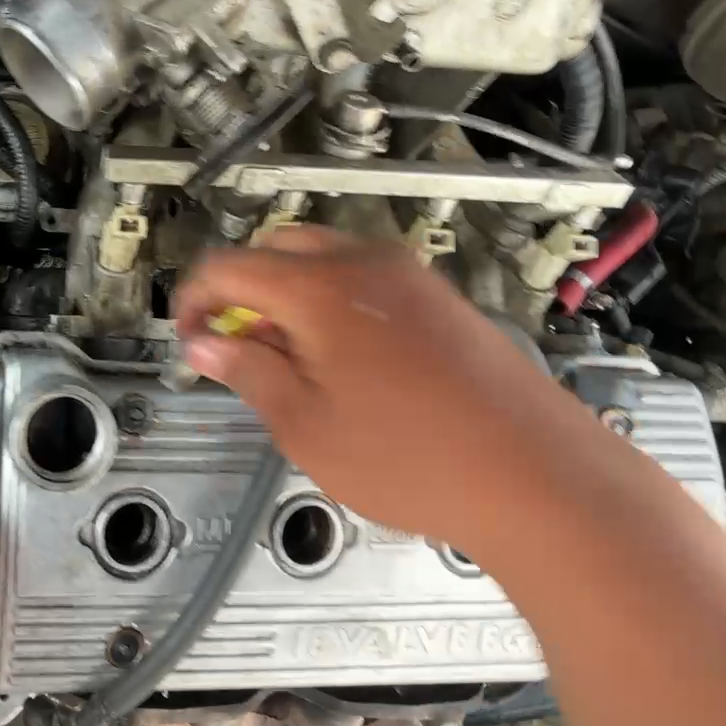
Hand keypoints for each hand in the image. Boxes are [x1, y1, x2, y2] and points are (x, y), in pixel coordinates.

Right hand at [174, 226, 607, 548]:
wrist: (539, 477)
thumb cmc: (412, 459)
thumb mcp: (305, 425)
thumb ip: (248, 371)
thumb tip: (206, 343)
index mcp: (320, 288)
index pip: (229, 267)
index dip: (193, 300)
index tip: (187, 340)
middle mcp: (365, 265)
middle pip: (277, 249)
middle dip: (243, 291)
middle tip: (237, 348)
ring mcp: (409, 278)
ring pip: (324, 260)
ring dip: (288, 295)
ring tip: (291, 361)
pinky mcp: (440, 300)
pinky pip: (365, 280)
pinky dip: (332, 303)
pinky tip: (344, 363)